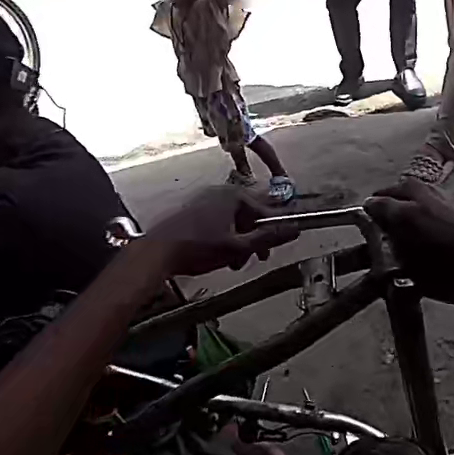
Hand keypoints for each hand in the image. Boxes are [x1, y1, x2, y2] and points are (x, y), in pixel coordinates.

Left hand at [144, 189, 297, 276]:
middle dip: (251, 240)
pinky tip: (217, 255)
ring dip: (237, 242)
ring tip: (231, 262)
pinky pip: (217, 221)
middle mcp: (220, 192)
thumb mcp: (239, 247)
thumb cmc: (199, 247)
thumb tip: (296, 229)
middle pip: (247, 216)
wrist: (157, 252)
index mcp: (234, 196)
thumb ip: (268, 238)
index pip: (264, 211)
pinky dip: (223, 237)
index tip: (269, 253)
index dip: (270, 233)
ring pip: (232, 221)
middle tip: (250, 261)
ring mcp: (204, 200)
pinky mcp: (192, 210)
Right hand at [364, 181, 453, 313]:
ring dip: (403, 203)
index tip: (366, 231)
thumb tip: (383, 242)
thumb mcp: (415, 274)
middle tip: (381, 224)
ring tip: (402, 226)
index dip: (367, 217)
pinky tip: (424, 230)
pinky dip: (421, 207)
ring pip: (412, 191)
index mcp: (405, 212)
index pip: (374, 204)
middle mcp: (420, 197)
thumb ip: (394, 253)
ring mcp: (441, 197)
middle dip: (384, 203)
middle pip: (393, 191)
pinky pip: (429, 198)